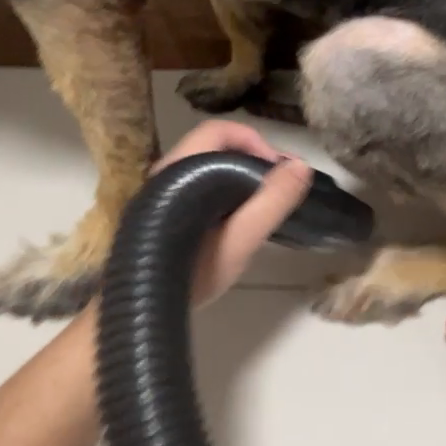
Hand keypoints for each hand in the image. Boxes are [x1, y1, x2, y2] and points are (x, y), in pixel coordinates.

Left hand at [150, 120, 312, 306]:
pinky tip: (240, 219)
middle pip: (216, 147)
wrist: (144, 313)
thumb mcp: (241, 239)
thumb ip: (271, 202)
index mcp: (180, 171)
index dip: (254, 141)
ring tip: (265, 203)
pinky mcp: (165, 214)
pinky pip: (201, 186)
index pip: (219, 131)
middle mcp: (166, 174)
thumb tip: (301, 166)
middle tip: (278, 187)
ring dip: (241, 176)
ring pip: (209, 167)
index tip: (277, 171)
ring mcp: (163, 195)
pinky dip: (227, 191)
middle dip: (253, 159)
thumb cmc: (192, 274)